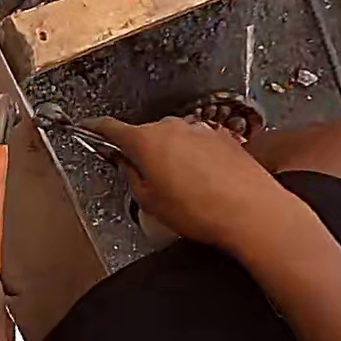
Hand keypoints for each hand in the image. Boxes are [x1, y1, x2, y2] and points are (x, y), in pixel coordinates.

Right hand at [86, 115, 306, 250]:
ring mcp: (199, 130)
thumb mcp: (148, 200)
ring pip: (170, 139)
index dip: (94, 129)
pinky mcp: (222, 138)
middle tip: (141, 180)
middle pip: (142, 134)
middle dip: (138, 152)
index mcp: (146, 140)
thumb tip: (125, 163)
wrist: (253, 213)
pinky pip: (194, 144)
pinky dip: (190, 158)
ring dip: (167, 157)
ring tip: (178, 189)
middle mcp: (172, 128)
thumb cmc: (201, 211)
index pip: (109, 128)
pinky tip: (199, 184)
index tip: (86, 128)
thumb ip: (129, 174)